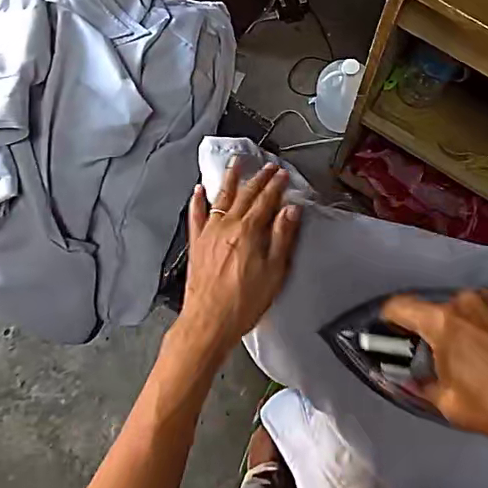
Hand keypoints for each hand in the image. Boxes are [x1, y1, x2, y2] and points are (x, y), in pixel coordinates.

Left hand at [169, 161, 300, 369]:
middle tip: (267, 166)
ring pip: (221, 198)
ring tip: (235, 164)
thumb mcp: (275, 270)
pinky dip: (198, 201)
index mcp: (249, 232)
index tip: (283, 175)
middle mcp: (226, 228)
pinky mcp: (197, 246)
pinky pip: (196, 216)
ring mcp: (209, 235)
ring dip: (230, 179)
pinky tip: (199, 191)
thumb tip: (291, 212)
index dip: (276, 186)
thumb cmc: (243, 302)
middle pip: (245, 195)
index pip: (266, 200)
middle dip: (259, 178)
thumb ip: (283, 237)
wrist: (208, 323)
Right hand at [381, 289, 487, 470]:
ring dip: (469, 327)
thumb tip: (417, 376)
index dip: (390, 319)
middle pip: (440, 310)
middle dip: (437, 332)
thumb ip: (426, 383)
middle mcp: (471, 299)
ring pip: (471, 309)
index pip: (402, 305)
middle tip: (447, 361)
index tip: (389, 331)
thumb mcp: (452, 405)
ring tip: (484, 359)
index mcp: (445, 321)